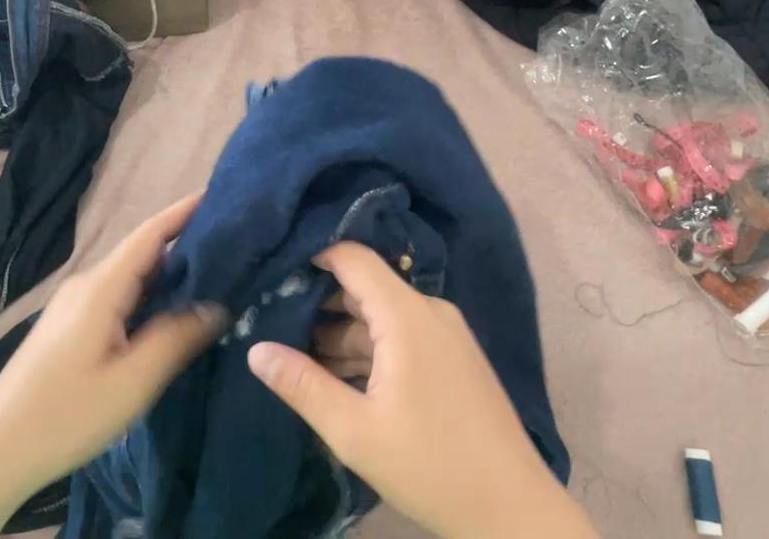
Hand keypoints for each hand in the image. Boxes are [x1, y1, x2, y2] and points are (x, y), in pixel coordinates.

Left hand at [0, 194, 222, 538]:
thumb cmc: (66, 415)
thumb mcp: (133, 381)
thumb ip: (178, 337)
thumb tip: (219, 303)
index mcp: (102, 287)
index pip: (152, 233)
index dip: (187, 211)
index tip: (224, 197)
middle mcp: (87, 284)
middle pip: (144, 251)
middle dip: (188, 243)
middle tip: (236, 246)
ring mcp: (75, 304)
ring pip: (133, 275)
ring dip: (171, 273)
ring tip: (216, 276)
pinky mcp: (70, 325)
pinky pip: (120, 295)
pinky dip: (152, 294)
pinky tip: (172, 312)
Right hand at [249, 243, 596, 538]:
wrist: (513, 510)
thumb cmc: (429, 465)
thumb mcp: (354, 431)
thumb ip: (302, 385)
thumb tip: (255, 351)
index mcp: (406, 315)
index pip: (353, 258)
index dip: (313, 258)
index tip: (272, 273)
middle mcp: (429, 311)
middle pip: (365, 288)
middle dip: (320, 305)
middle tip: (273, 324)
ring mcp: (447, 334)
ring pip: (383, 317)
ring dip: (343, 335)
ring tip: (299, 361)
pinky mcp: (455, 357)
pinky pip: (403, 336)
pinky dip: (371, 350)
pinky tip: (342, 380)